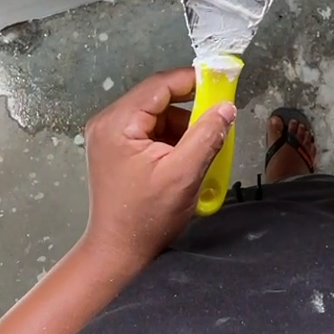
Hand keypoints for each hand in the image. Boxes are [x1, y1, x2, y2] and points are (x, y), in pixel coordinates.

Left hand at [79, 68, 235, 268]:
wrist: (119, 252)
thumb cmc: (147, 218)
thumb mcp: (184, 175)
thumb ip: (207, 136)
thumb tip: (226, 107)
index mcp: (117, 123)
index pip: (159, 85)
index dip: (192, 81)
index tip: (222, 83)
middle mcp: (107, 122)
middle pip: (157, 98)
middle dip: (190, 107)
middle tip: (218, 118)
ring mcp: (108, 135)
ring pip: (156, 113)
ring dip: (182, 125)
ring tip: (201, 148)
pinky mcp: (114, 147)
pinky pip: (149, 129)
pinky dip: (171, 137)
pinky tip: (185, 156)